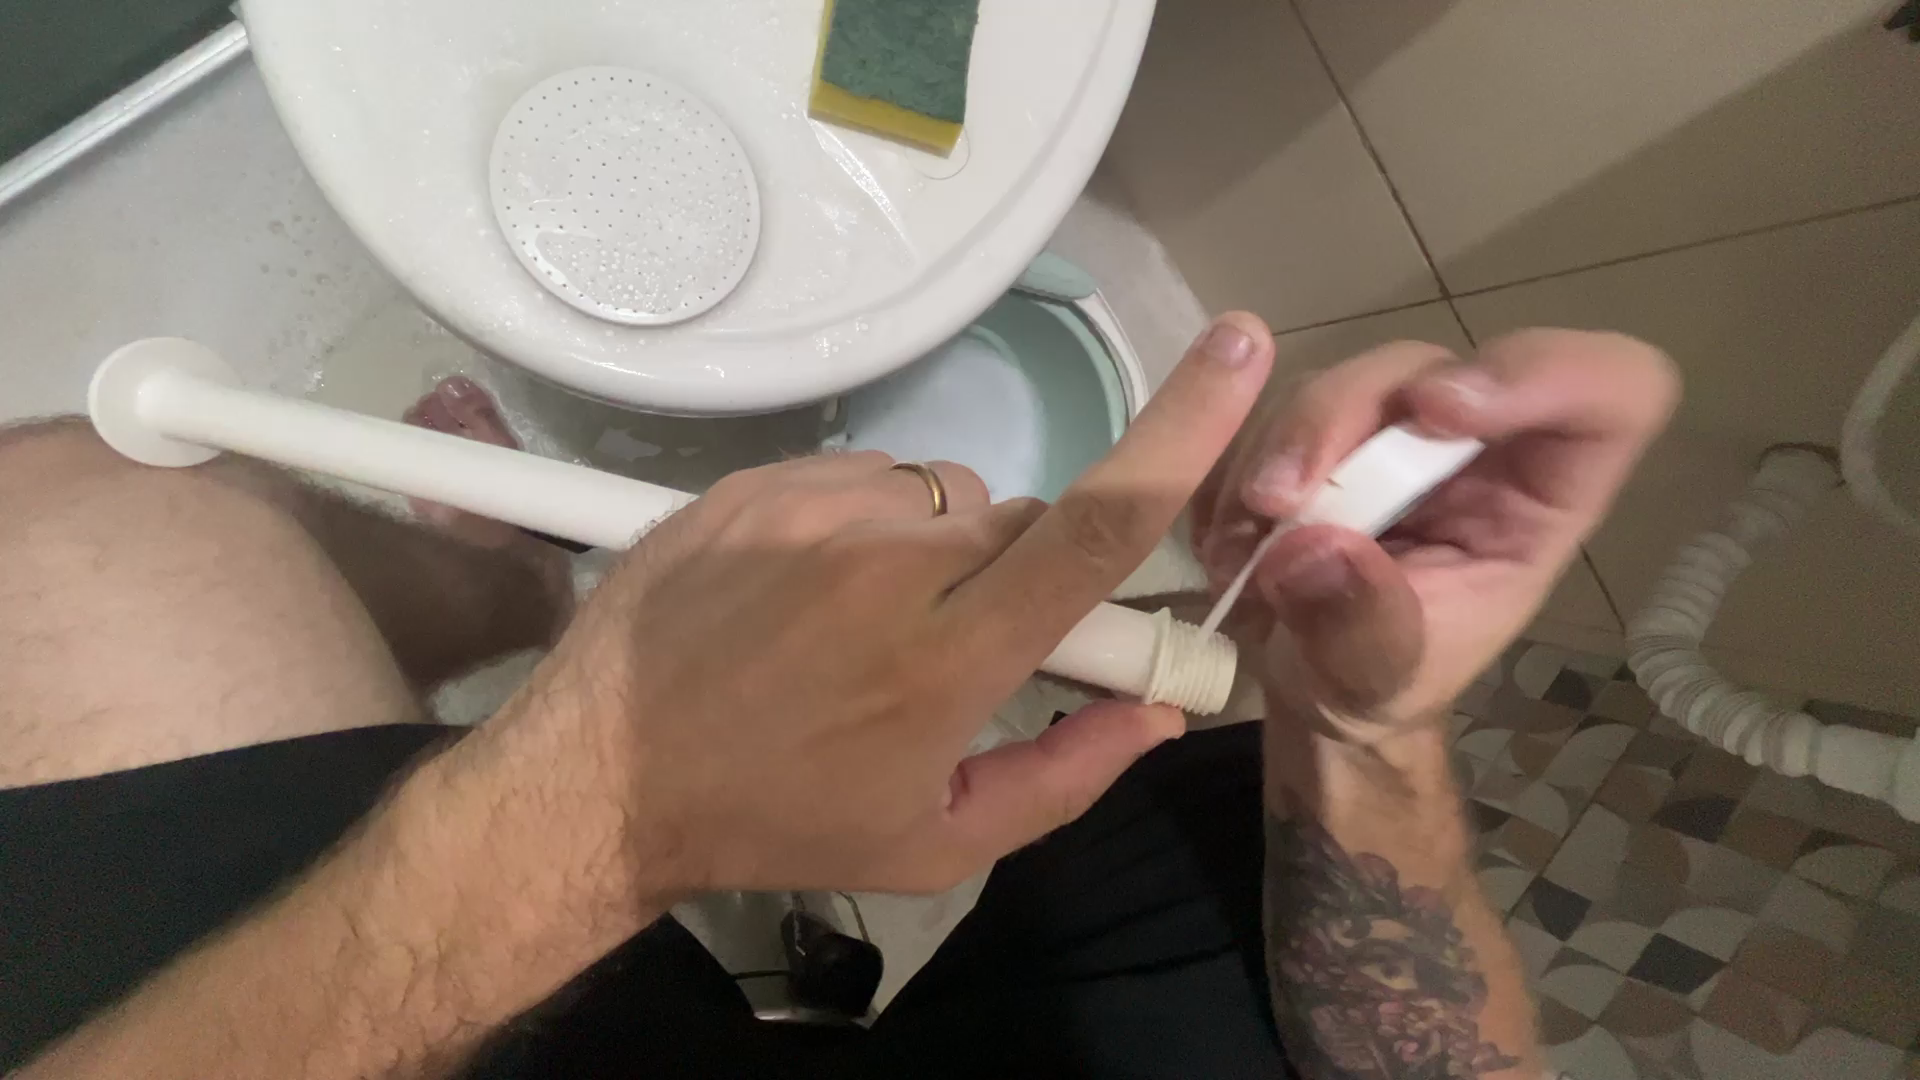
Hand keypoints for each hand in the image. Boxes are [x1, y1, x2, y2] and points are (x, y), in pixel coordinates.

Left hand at [432, 313, 1276, 933]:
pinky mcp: (758, 483)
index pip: (1093, 531)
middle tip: (957, 637)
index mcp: (948, 656)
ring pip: (947, 495)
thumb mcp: (938, 845)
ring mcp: (814, 508)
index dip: (1180, 436)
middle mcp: (890, 560)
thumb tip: (1155, 708)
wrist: (602, 776)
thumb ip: (1066, 776)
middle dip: (1021, 570)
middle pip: (1024, 516)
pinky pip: (867, 484)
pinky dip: (870, 528)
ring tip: (867, 620)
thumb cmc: (782, 821)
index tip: (1236, 355)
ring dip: (943, 550)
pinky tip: (810, 588)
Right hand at [1194, 329, 1677, 739]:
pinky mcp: (1304, 439)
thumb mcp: (1375, 682)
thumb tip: (1308, 548)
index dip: (1538, 373)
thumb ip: (1359, 627)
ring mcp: (1374, 436)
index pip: (1603, 391)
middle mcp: (1458, 450)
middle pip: (1417, 369)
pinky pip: (1258, 419)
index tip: (1433, 412)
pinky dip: (1227, 473)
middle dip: (1333, 421)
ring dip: (1266, 456)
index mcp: (1528, 500)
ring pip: (1325, 385)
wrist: (1306, 680)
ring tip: (1236, 553)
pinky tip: (1225, 539)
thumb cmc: (1372, 684)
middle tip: (1272, 501)